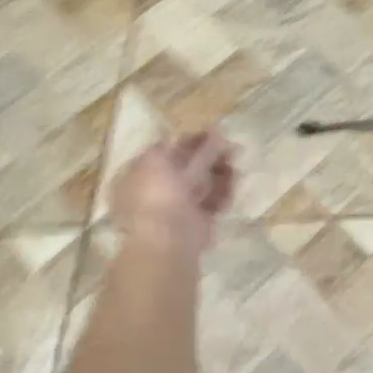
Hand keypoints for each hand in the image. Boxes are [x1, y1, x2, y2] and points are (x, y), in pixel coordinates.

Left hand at [110, 132, 236, 252]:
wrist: (168, 240)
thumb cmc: (157, 196)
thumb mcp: (162, 161)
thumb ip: (181, 145)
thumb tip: (207, 132)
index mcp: (138, 175)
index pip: (164, 151)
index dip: (188, 141)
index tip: (212, 132)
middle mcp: (155, 191)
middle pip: (187, 167)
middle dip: (210, 155)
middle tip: (230, 146)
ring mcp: (177, 207)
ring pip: (203, 183)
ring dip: (220, 172)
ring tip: (234, 165)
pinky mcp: (197, 220)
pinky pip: (212, 200)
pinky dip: (224, 191)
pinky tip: (233, 183)